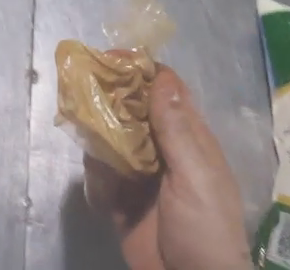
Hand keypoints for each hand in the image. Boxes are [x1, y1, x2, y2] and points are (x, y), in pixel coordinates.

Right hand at [85, 65, 250, 269]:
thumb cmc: (206, 232)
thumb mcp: (196, 178)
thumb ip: (176, 130)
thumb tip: (162, 77)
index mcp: (190, 140)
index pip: (165, 90)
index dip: (141, 70)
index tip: (111, 58)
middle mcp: (165, 151)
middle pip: (133, 109)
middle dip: (110, 98)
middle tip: (84, 90)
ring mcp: (143, 176)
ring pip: (113, 139)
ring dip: (98, 137)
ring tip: (86, 137)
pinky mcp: (123, 202)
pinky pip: (102, 175)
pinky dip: (96, 175)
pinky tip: (100, 188)